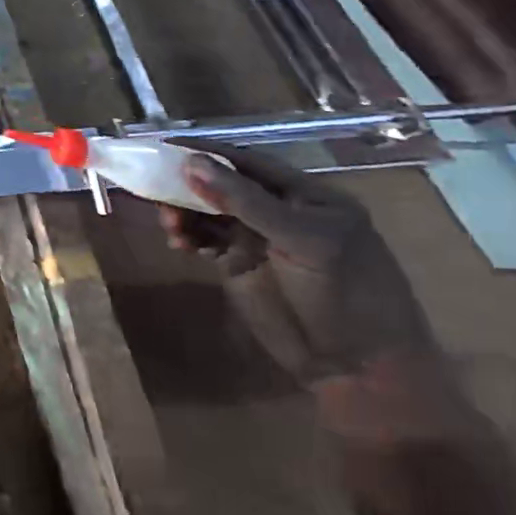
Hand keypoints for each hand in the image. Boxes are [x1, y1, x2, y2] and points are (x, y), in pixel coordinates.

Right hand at [158, 143, 433, 382]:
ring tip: (170, 226)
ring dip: (183, 213)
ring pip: (207, 211)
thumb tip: (192, 163)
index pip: (246, 160)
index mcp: (302, 193)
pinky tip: (179, 244)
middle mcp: (276, 209)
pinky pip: (204, 239)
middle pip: (220, 184)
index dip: (206, 151)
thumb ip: (246, 201)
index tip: (164, 146)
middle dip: (187, 185)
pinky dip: (187, 237)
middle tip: (156, 190)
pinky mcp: (239, 264)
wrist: (359, 367)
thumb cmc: (347, 293)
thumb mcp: (303, 240)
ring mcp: (256, 238)